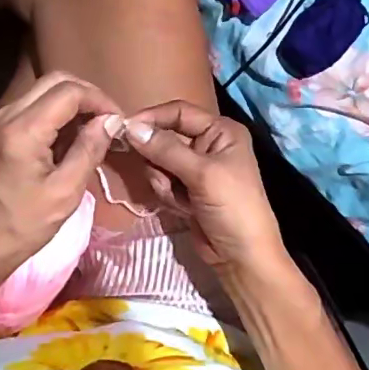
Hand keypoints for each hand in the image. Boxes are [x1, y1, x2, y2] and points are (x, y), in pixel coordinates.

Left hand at [0, 73, 119, 324]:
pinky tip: (66, 139)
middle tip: (107, 121)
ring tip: (91, 130)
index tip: (117, 121)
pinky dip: (52, 113)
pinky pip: (28, 107)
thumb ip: (89, 150)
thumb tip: (111, 121)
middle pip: (54, 81)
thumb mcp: (65, 193)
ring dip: (69, 103)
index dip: (99, 99)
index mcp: (22, 130)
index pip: (69, 91)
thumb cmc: (21, 226)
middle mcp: (4, 115)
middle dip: (86, 95)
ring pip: (40, 91)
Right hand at [120, 100, 283, 276]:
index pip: (179, 112)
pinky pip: (163, 182)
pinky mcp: (187, 190)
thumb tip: (130, 128)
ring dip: (163, 181)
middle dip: (159, 159)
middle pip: (164, 137)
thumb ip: (165, 149)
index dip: (153, 118)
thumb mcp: (201, 174)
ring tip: (181, 198)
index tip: (126, 130)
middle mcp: (208, 144)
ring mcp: (197, 168)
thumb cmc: (232, 207)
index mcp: (221, 131)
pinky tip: (184, 209)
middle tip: (163, 178)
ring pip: (159, 162)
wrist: (242, 257)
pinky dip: (168, 195)